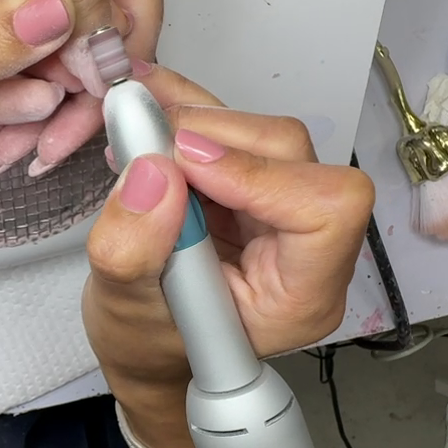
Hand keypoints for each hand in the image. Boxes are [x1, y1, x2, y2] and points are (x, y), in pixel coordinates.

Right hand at [81, 67, 373, 445]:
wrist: (140, 343)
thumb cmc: (143, 344)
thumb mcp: (123, 311)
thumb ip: (131, 252)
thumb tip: (150, 173)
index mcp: (299, 295)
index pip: (324, 210)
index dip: (255, 173)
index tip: (176, 163)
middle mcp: (304, 245)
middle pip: (290, 156)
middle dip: (210, 135)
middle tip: (139, 136)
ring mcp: (279, 209)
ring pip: (259, 134)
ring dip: (193, 118)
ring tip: (132, 123)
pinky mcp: (249, 185)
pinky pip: (231, 131)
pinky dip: (187, 110)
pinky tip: (148, 103)